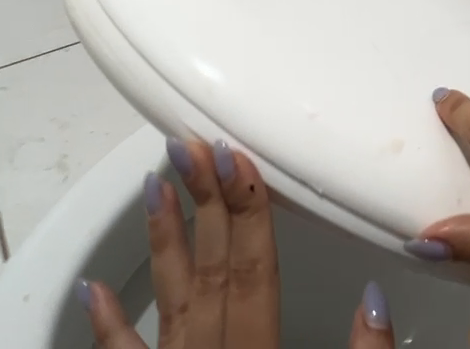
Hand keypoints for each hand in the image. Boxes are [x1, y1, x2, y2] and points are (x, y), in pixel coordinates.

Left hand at [78, 137, 394, 348]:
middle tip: (190, 144)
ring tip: (155, 181)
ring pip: (169, 300)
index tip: (237, 159)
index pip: (253, 271)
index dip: (248, 212)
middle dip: (204, 203)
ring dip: (163, 239)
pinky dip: (108, 326)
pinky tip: (95, 286)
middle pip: (211, 271)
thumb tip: (374, 297)